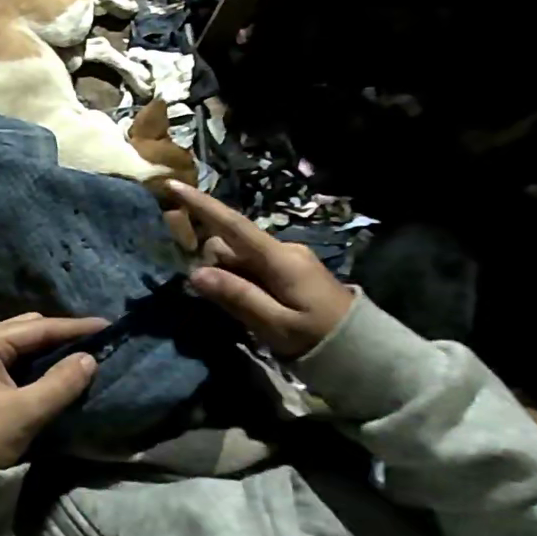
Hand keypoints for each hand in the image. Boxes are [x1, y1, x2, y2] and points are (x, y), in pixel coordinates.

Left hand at [0, 313, 109, 468]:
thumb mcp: (26, 412)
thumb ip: (61, 382)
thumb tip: (90, 359)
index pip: (37, 328)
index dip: (74, 327)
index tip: (106, 325)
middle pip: (27, 328)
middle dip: (61, 333)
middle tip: (94, 340)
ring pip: (20, 342)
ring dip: (48, 346)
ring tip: (80, 350)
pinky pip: (12, 357)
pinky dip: (35, 359)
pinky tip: (54, 366)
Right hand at [169, 181, 354, 358]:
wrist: (362, 350)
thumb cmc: (318, 338)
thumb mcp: (275, 324)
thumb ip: (237, 296)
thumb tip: (195, 273)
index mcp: (279, 259)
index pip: (233, 225)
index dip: (202, 205)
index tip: (173, 185)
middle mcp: (282, 250)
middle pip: (230, 245)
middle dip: (214, 265)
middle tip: (220, 304)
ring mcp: (288, 258)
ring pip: (239, 258)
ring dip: (229, 277)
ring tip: (243, 314)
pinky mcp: (291, 270)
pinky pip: (253, 267)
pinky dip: (242, 281)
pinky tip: (251, 306)